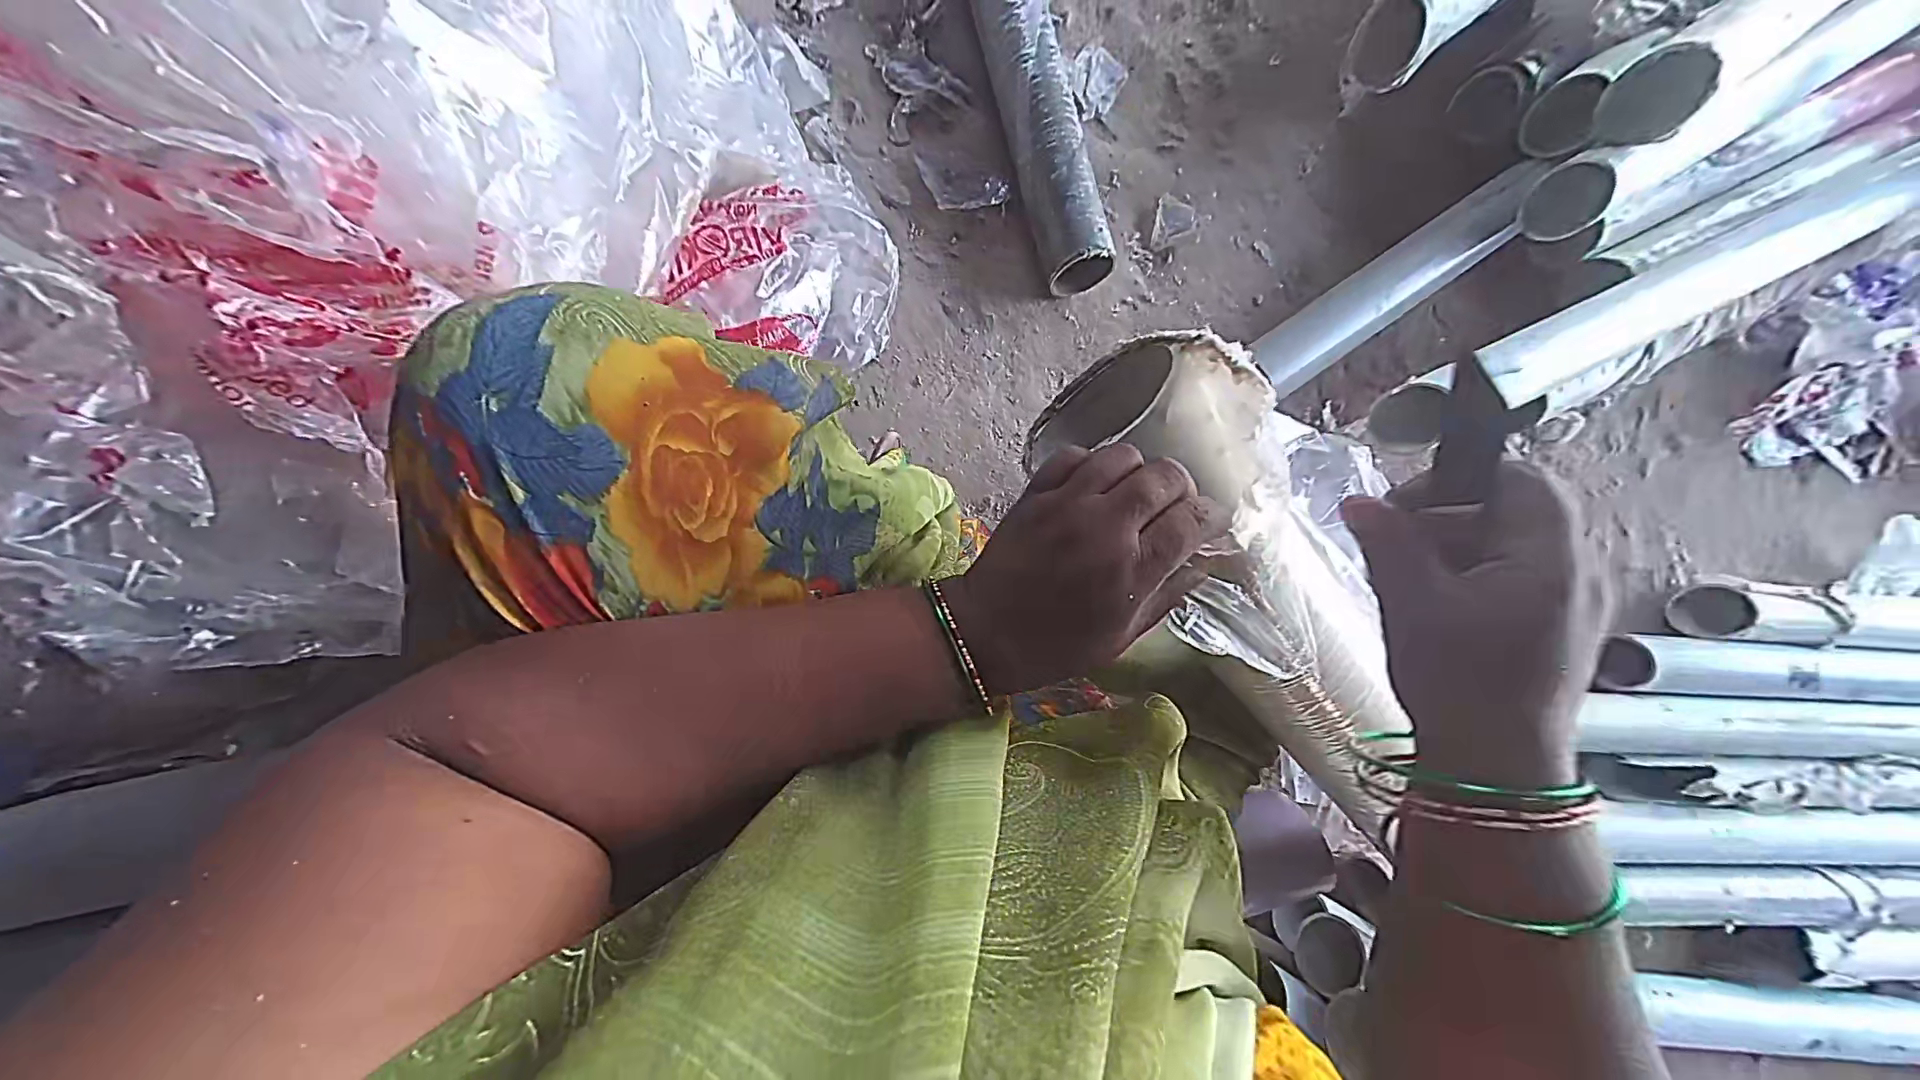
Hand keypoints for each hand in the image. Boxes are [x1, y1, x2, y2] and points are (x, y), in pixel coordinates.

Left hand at [941, 444, 1228, 694]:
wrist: (984, 631)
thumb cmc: (1056, 644)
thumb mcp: (1123, 636)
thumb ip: (1167, 594)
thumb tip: (1202, 561)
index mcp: (1131, 571)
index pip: (1189, 521)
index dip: (1209, 516)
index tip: (1209, 520)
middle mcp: (1104, 528)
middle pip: (1164, 477)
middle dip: (1181, 488)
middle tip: (1174, 505)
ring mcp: (1067, 504)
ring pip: (1123, 456)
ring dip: (1139, 471)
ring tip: (1133, 493)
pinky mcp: (1036, 493)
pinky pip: (1076, 456)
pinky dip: (1093, 464)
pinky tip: (1093, 487)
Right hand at [1338, 461, 1605, 786]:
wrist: (1495, 765)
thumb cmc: (1457, 679)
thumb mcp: (1412, 603)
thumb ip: (1389, 542)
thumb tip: (1359, 500)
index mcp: (1551, 558)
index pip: (1518, 477)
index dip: (1454, 478)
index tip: (1401, 507)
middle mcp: (1578, 571)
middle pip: (1513, 509)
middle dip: (1445, 515)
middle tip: (1394, 543)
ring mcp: (1573, 601)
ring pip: (1509, 543)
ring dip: (1452, 545)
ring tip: (1405, 576)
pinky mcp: (1557, 625)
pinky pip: (1514, 575)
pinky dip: (1469, 573)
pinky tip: (1432, 602)